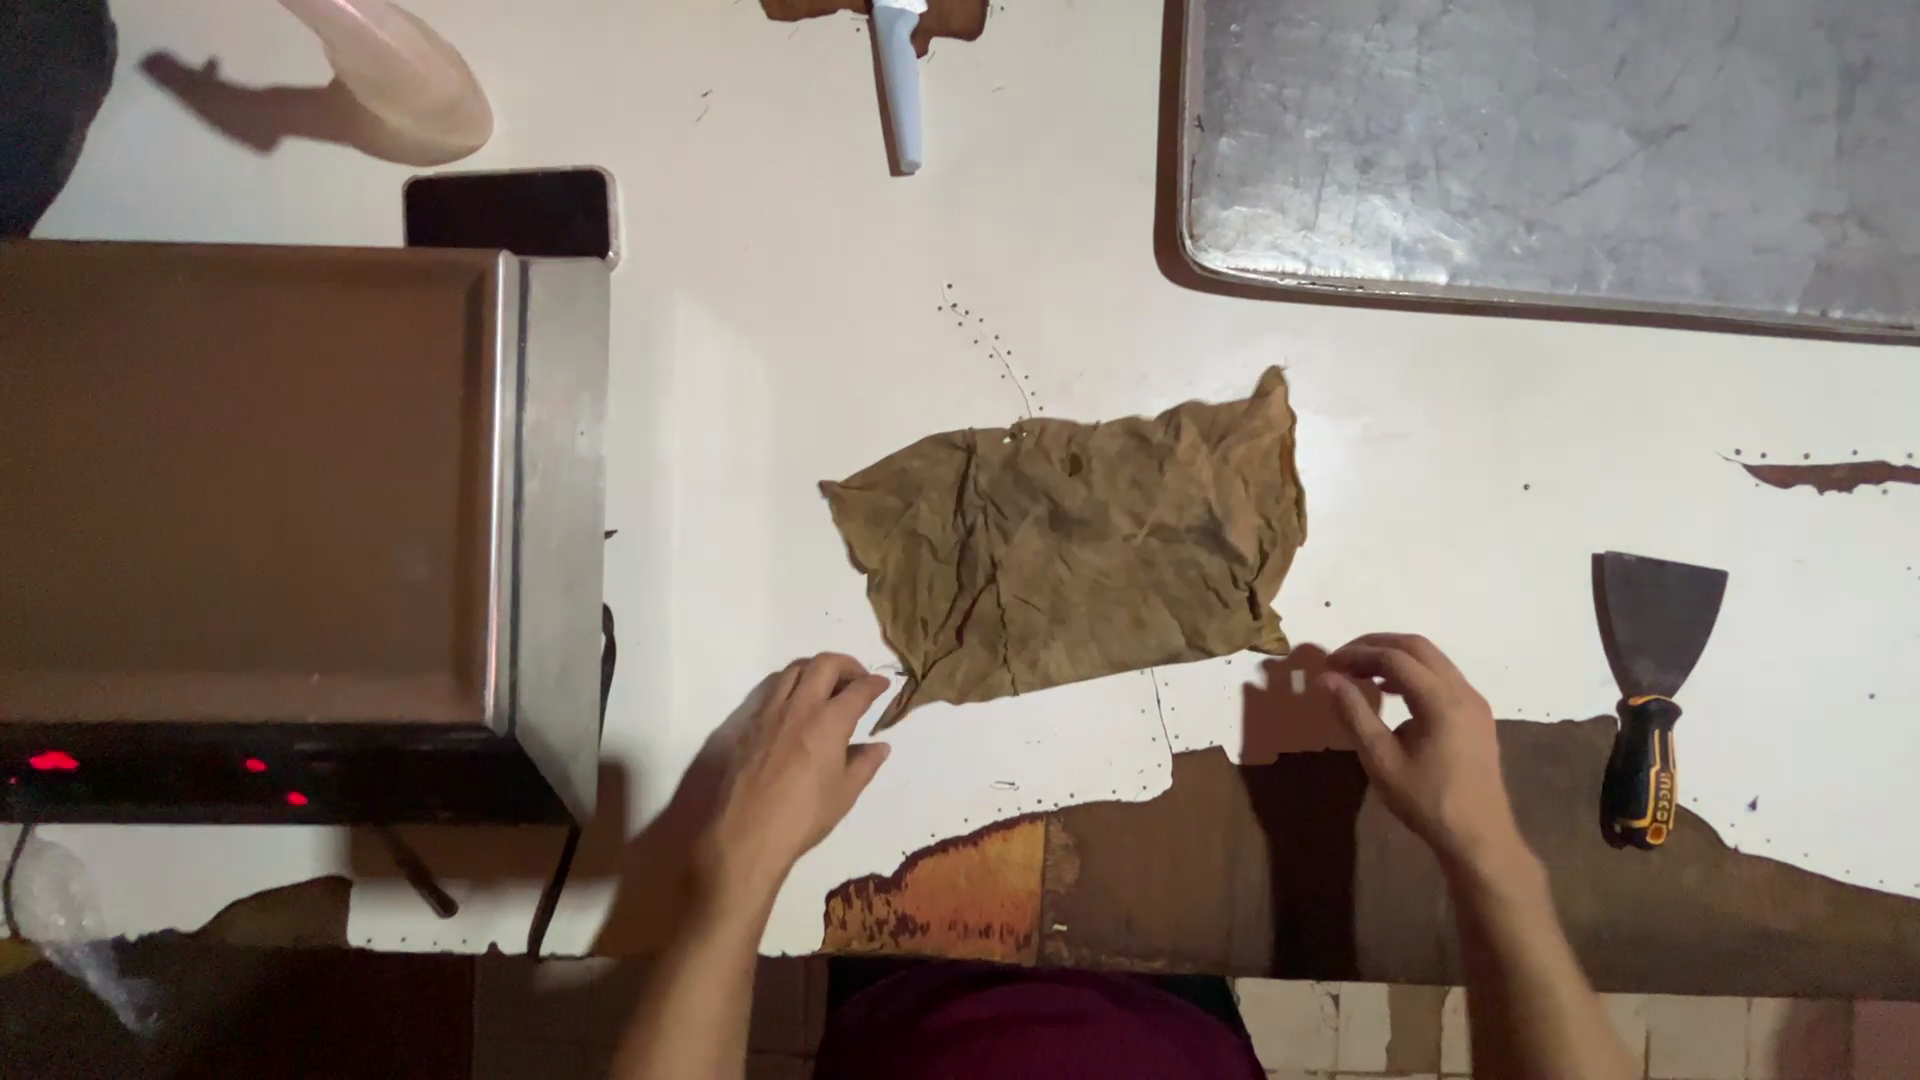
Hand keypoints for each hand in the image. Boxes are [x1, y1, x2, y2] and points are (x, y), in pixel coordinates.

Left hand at [695, 654, 892, 908]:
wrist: (745, 836)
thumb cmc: (802, 817)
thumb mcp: (845, 793)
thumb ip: (865, 763)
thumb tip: (880, 746)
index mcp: (829, 722)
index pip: (858, 689)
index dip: (875, 684)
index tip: (883, 685)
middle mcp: (799, 707)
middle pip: (824, 663)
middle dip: (847, 664)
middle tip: (857, 679)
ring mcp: (769, 712)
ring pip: (794, 670)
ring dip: (815, 670)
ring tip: (826, 687)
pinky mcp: (748, 724)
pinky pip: (772, 690)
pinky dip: (791, 687)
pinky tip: (796, 709)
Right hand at [1321, 633, 1526, 873]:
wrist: (1479, 837)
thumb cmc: (1425, 800)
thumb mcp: (1379, 758)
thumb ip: (1353, 712)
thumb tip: (1325, 678)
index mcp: (1441, 702)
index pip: (1394, 658)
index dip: (1356, 654)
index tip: (1328, 665)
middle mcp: (1463, 693)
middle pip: (1417, 647)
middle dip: (1375, 645)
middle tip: (1342, 660)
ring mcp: (1474, 703)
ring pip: (1432, 658)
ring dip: (1393, 656)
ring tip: (1359, 673)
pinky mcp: (1475, 715)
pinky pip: (1441, 676)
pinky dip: (1411, 672)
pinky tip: (1389, 692)